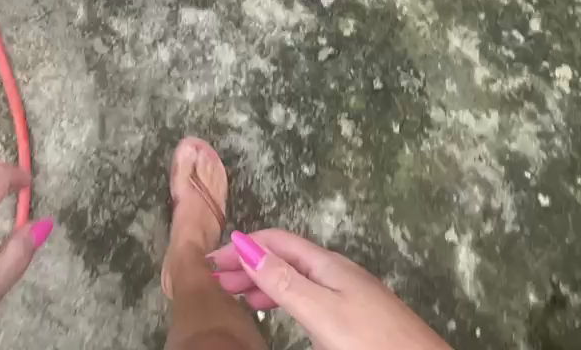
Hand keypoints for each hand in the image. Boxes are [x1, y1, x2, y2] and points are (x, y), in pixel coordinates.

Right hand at [207, 229, 452, 349]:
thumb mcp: (321, 312)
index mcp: (326, 263)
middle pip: (283, 257)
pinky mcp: (357, 316)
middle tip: (215, 281)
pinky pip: (307, 294)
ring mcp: (349, 293)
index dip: (241, 247)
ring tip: (238, 298)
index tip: (209, 262)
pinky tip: (279, 313)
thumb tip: (244, 242)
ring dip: (263, 282)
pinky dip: (283, 297)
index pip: (274, 241)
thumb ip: (283, 280)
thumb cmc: (371, 340)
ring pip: (295, 277)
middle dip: (247, 263)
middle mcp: (336, 270)